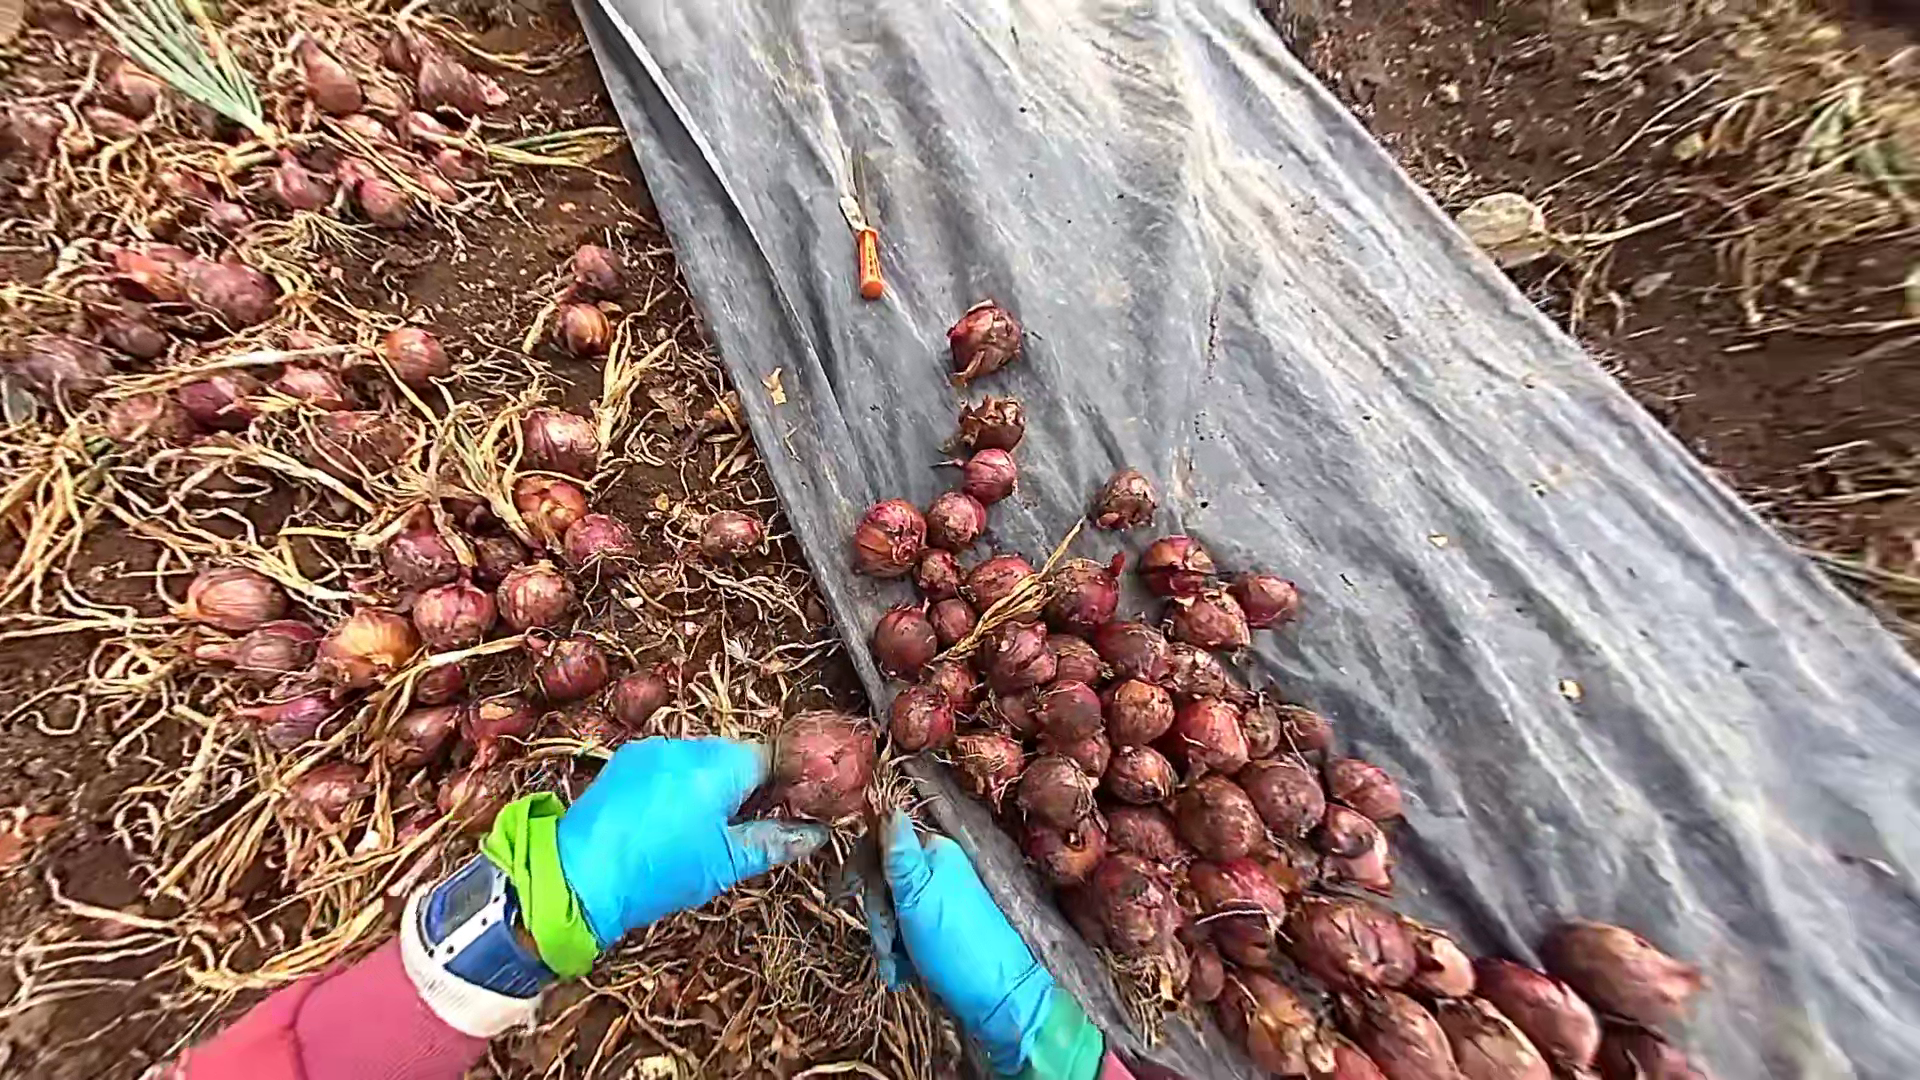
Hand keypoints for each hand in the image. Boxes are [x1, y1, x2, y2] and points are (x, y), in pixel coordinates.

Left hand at [556, 737, 828, 946]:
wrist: (571, 881)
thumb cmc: (659, 872)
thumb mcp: (725, 862)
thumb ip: (776, 841)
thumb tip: (817, 833)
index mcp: (721, 765)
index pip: (772, 758)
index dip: (781, 784)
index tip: (779, 811)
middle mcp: (692, 744)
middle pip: (739, 755)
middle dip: (746, 784)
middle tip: (738, 825)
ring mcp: (658, 746)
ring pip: (706, 757)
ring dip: (712, 781)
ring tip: (698, 823)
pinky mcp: (631, 756)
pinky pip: (673, 760)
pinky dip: (680, 779)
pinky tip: (667, 813)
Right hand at [866, 809, 1055, 1073]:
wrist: (995, 1000)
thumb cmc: (955, 943)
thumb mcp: (918, 895)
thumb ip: (898, 852)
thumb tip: (887, 806)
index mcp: (933, 850)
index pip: (882, 840)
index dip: (861, 866)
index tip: (845, 893)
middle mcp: (934, 869)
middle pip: (882, 878)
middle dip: (877, 913)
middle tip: (888, 939)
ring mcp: (935, 901)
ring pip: (889, 910)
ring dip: (885, 940)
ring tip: (896, 964)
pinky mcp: (934, 931)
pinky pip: (902, 934)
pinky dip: (897, 955)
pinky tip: (904, 974)